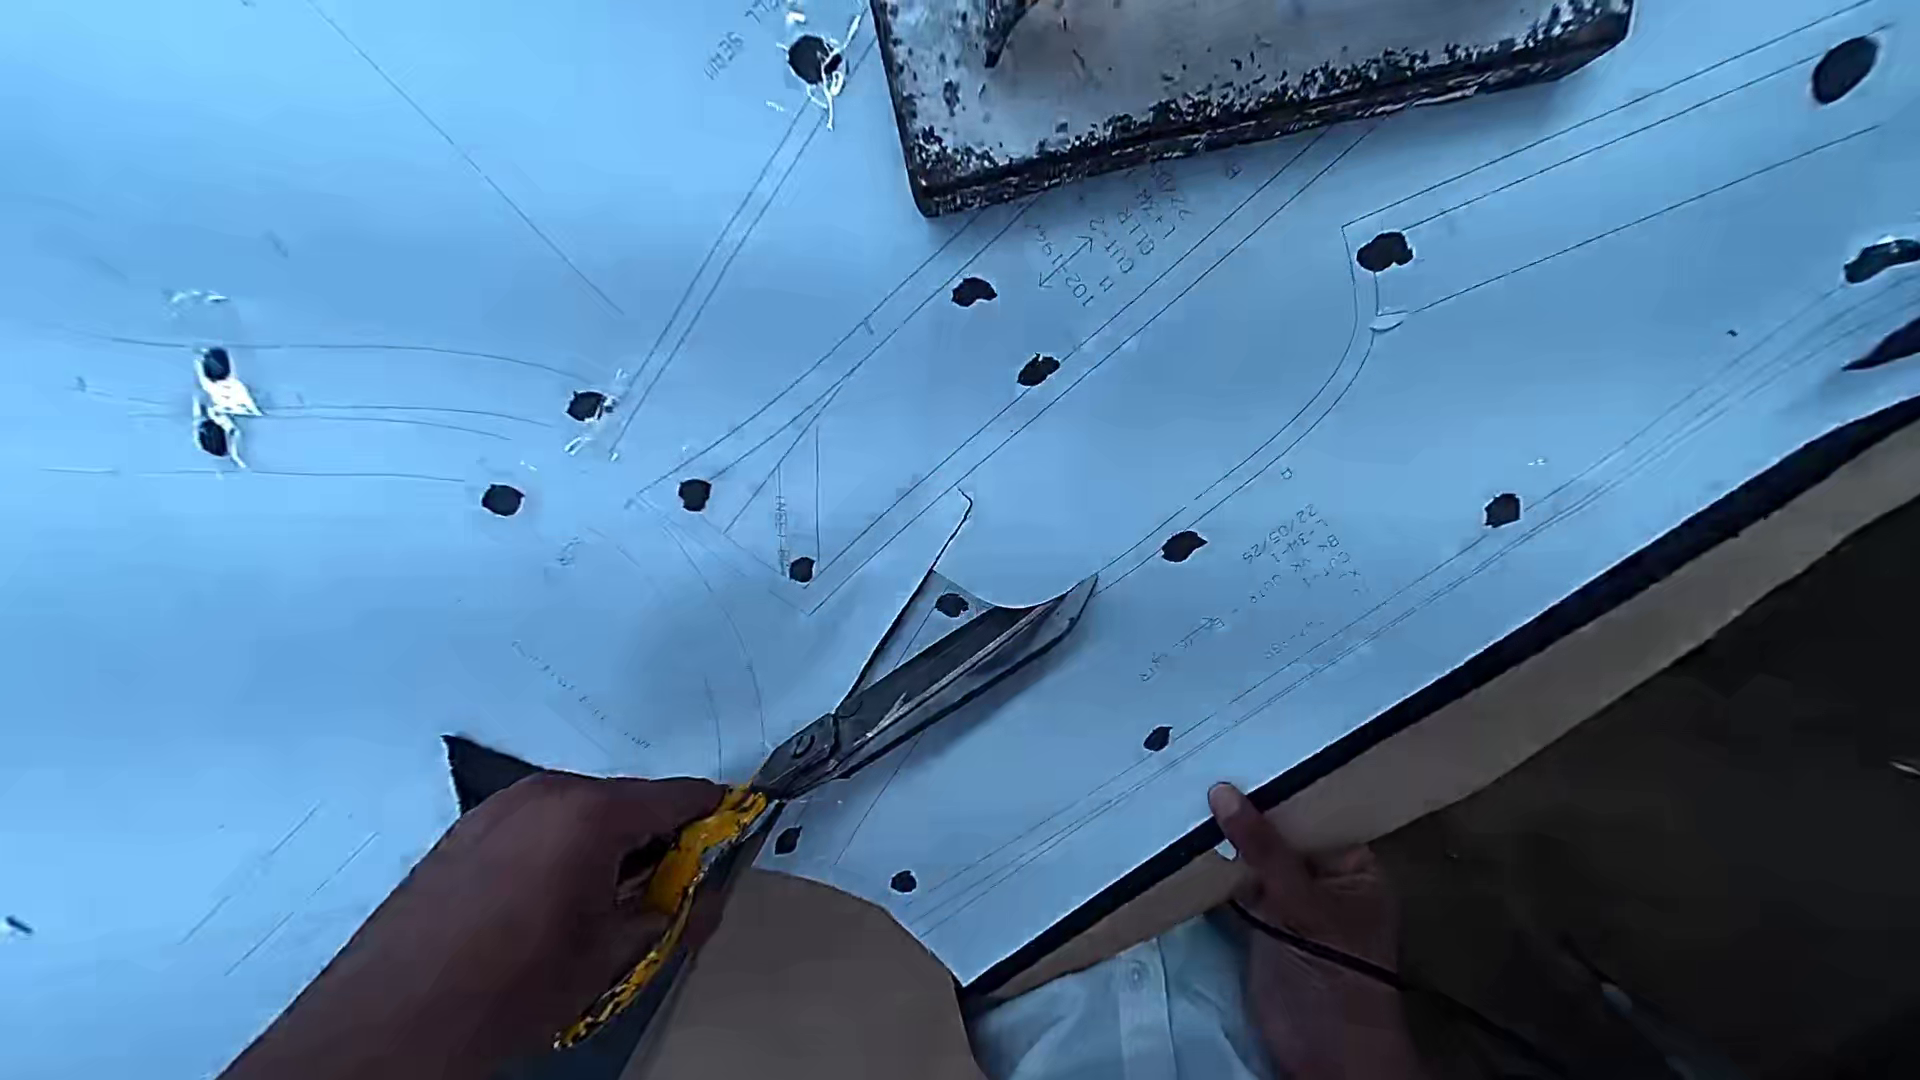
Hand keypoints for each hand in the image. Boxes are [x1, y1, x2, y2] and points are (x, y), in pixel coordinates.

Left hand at [223, 771, 723, 1079]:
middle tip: (660, 886)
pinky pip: (543, 820)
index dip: (714, 816)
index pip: (683, 794)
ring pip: (587, 809)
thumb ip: (679, 914)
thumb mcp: (611, 957)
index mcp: (593, 811)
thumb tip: (717, 892)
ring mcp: (504, 804)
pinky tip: (545, 897)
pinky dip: (565, 845)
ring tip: (599, 897)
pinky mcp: (469, 827)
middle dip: (657, 837)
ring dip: (611, 842)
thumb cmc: (510, 990)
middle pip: (633, 800)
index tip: (727, 839)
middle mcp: (551, 789)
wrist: (374, 1038)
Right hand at [1210, 783, 1427, 1079]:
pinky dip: (1210, 854)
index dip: (1282, 780)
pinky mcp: (1254, 910)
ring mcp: (1284, 891)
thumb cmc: (1334, 975)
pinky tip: (1184, 825)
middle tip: (1203, 754)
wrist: (1320, 1057)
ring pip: (1252, 848)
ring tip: (1187, 778)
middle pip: (1279, 826)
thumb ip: (1263, 848)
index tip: (1241, 746)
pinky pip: (1231, 872)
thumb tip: (1220, 789)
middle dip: (1244, 801)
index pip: (1316, 808)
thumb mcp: (1304, 906)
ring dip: (1223, 826)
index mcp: (1352, 865)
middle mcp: (1319, 872)